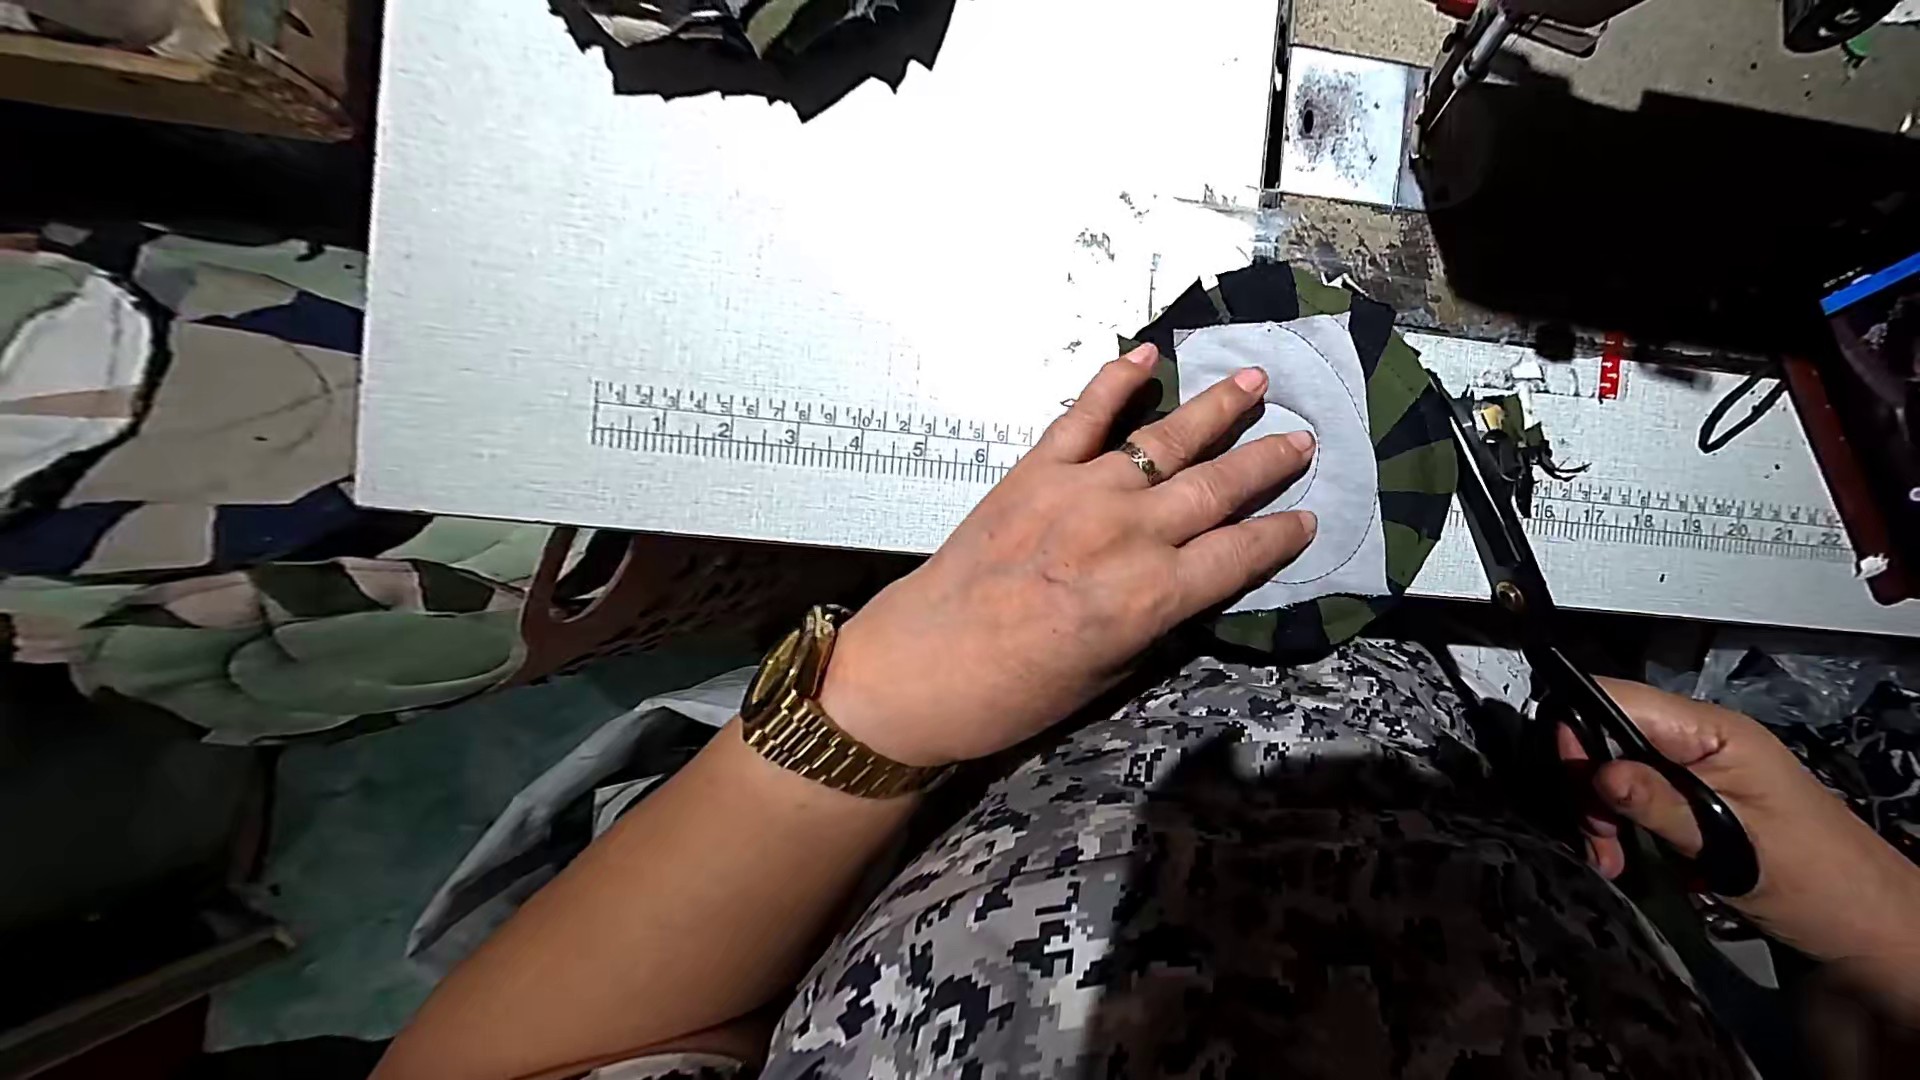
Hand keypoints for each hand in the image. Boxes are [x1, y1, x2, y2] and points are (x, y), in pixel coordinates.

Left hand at [818, 343, 1316, 767]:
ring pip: (1164, 441)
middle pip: (1217, 488)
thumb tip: (1184, 581)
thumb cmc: (1015, 693)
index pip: (1241, 555)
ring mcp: (1079, 494)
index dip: (1280, 536)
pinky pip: (1081, 417)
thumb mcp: (1108, 673)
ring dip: (1215, 410)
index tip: (1308, 517)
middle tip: (1303, 440)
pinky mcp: (1032, 474)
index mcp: (1154, 597)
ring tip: (1255, 384)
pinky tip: (1145, 356)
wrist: (922, 665)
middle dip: (1266, 464)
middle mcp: (1129, 534)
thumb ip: (1153, 619)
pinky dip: (1112, 382)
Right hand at [1564, 680, 1919, 1010]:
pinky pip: (1620, 789)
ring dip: (1594, 810)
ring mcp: (1686, 763)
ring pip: (1601, 766)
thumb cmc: (1824, 887)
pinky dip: (1609, 820)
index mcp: (1711, 732)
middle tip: (1597, 832)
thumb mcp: (1735, 846)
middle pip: (1597, 734)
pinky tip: (1615, 852)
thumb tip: (1597, 772)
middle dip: (1585, 784)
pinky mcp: (1679, 789)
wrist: (1881, 937)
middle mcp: (1693, 737)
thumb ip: (1658, 803)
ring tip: (1607, 853)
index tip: (1577, 780)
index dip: (1576, 727)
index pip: (1610, 697)